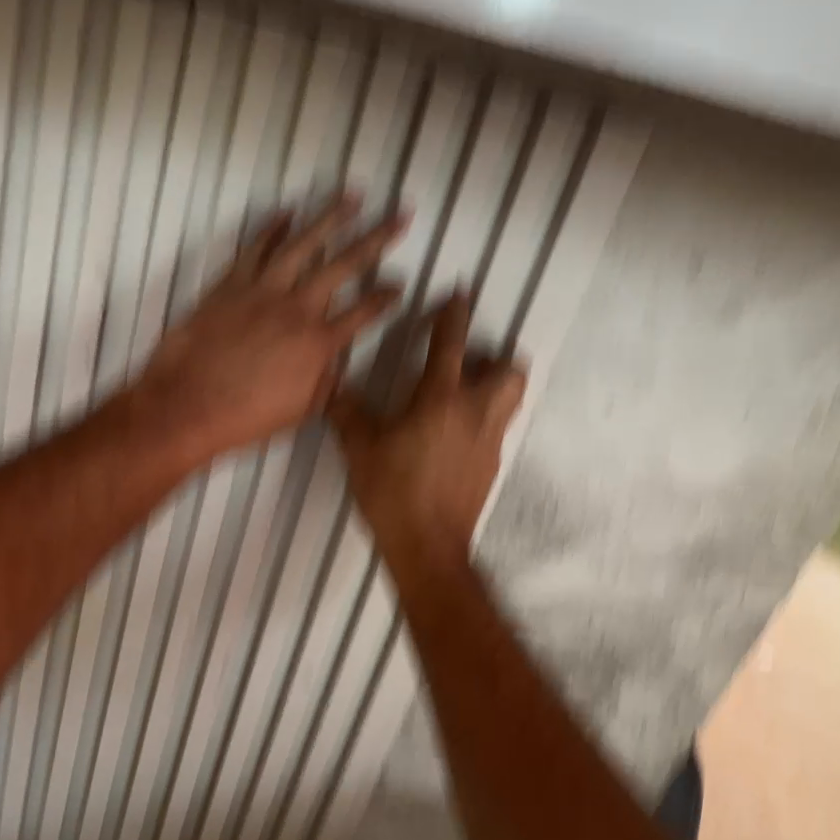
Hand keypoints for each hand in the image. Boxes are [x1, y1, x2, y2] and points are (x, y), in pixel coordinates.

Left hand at [130, 195, 405, 459]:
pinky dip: (271, 228)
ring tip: (353, 195)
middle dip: (377, 238)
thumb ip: (325, 384)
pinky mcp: (230, 284)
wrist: (185, 405)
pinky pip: (255, 248)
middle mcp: (297, 308)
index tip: (400, 285)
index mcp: (319, 343)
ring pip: (303, 244)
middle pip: (345, 265)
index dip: (385, 297)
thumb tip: (338, 366)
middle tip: (400, 215)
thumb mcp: (299, 411)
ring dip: (330, 217)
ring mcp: (262, 290)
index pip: (364, 312)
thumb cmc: (244, 418)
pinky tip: (287, 212)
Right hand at [329, 294, 526, 568]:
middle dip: (495, 356)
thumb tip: (330, 385)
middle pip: (509, 369)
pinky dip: (481, 419)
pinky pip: (496, 428)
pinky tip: (451, 435)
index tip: (459, 293)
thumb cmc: (391, 490)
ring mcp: (489, 440)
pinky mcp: (491, 465)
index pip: (452, 344)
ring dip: (494, 385)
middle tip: (467, 358)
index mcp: (440, 399)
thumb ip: (347, 410)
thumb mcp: (359, 446)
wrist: (427, 546)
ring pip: (510, 398)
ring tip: (462, 391)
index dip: (455, 315)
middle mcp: (474, 412)